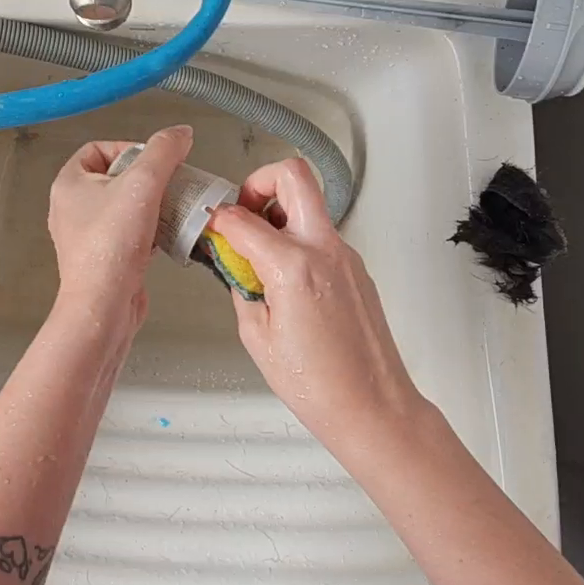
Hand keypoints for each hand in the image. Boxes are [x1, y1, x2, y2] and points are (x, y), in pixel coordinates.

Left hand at [47, 125, 192, 319]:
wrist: (104, 305)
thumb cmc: (113, 244)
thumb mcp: (143, 184)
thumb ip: (164, 152)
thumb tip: (181, 132)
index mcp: (69, 183)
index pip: (99, 148)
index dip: (130, 149)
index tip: (156, 162)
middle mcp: (71, 207)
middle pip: (115, 177)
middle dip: (147, 180)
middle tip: (171, 185)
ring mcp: (85, 235)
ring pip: (124, 207)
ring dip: (152, 206)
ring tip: (174, 210)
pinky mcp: (102, 258)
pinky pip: (127, 233)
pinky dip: (149, 231)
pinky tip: (167, 236)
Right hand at [208, 159, 429, 451]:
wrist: (374, 408)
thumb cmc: (319, 384)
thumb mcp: (256, 335)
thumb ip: (241, 285)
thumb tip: (233, 262)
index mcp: (294, 267)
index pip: (243, 218)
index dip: (218, 220)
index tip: (209, 228)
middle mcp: (324, 250)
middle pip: (293, 176)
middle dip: (259, 183)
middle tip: (242, 214)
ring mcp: (345, 256)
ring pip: (309, 204)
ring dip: (278, 214)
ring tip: (258, 256)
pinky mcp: (355, 268)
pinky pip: (320, 235)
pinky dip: (295, 240)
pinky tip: (282, 280)